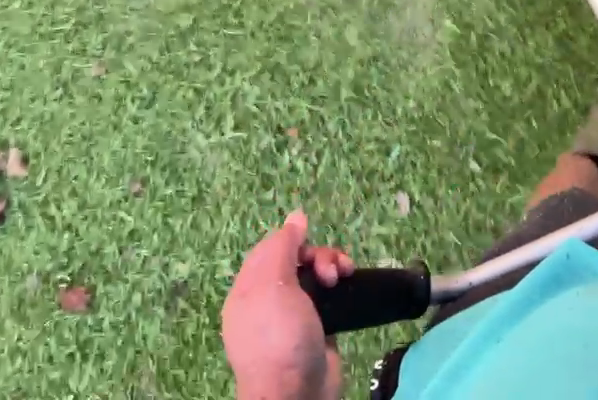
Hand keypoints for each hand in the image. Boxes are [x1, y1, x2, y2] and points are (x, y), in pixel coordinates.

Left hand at [223, 211, 353, 399]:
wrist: (297, 394)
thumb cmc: (279, 337)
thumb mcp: (273, 285)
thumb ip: (283, 247)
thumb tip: (296, 215)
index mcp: (248, 292)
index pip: (269, 249)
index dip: (292, 240)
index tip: (311, 241)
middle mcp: (268, 301)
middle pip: (295, 259)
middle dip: (317, 255)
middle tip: (330, 270)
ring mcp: (294, 316)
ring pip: (315, 274)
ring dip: (331, 265)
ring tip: (344, 275)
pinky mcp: (317, 326)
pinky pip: (328, 294)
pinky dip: (340, 285)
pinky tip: (349, 284)